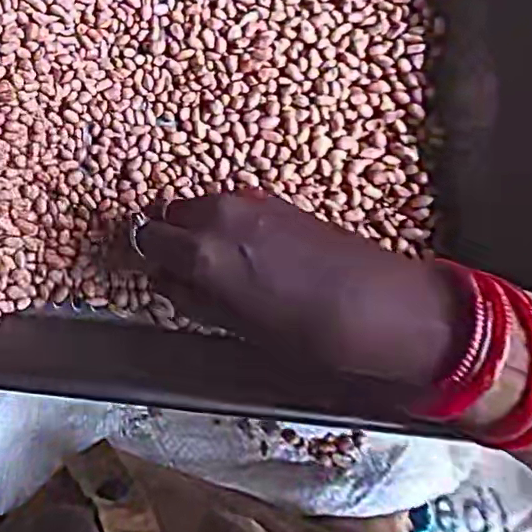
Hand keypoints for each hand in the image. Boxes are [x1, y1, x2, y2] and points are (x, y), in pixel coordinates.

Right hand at [135, 190, 462, 385]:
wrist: (385, 307)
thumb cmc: (306, 333)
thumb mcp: (236, 326)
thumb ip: (190, 297)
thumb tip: (165, 279)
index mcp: (200, 250)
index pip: (147, 237)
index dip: (146, 253)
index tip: (154, 268)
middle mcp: (217, 215)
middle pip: (168, 212)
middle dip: (167, 234)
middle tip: (181, 264)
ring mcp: (248, 202)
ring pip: (199, 205)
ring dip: (195, 225)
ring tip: (217, 258)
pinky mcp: (274, 199)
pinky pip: (230, 204)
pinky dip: (224, 220)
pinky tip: (247, 249)